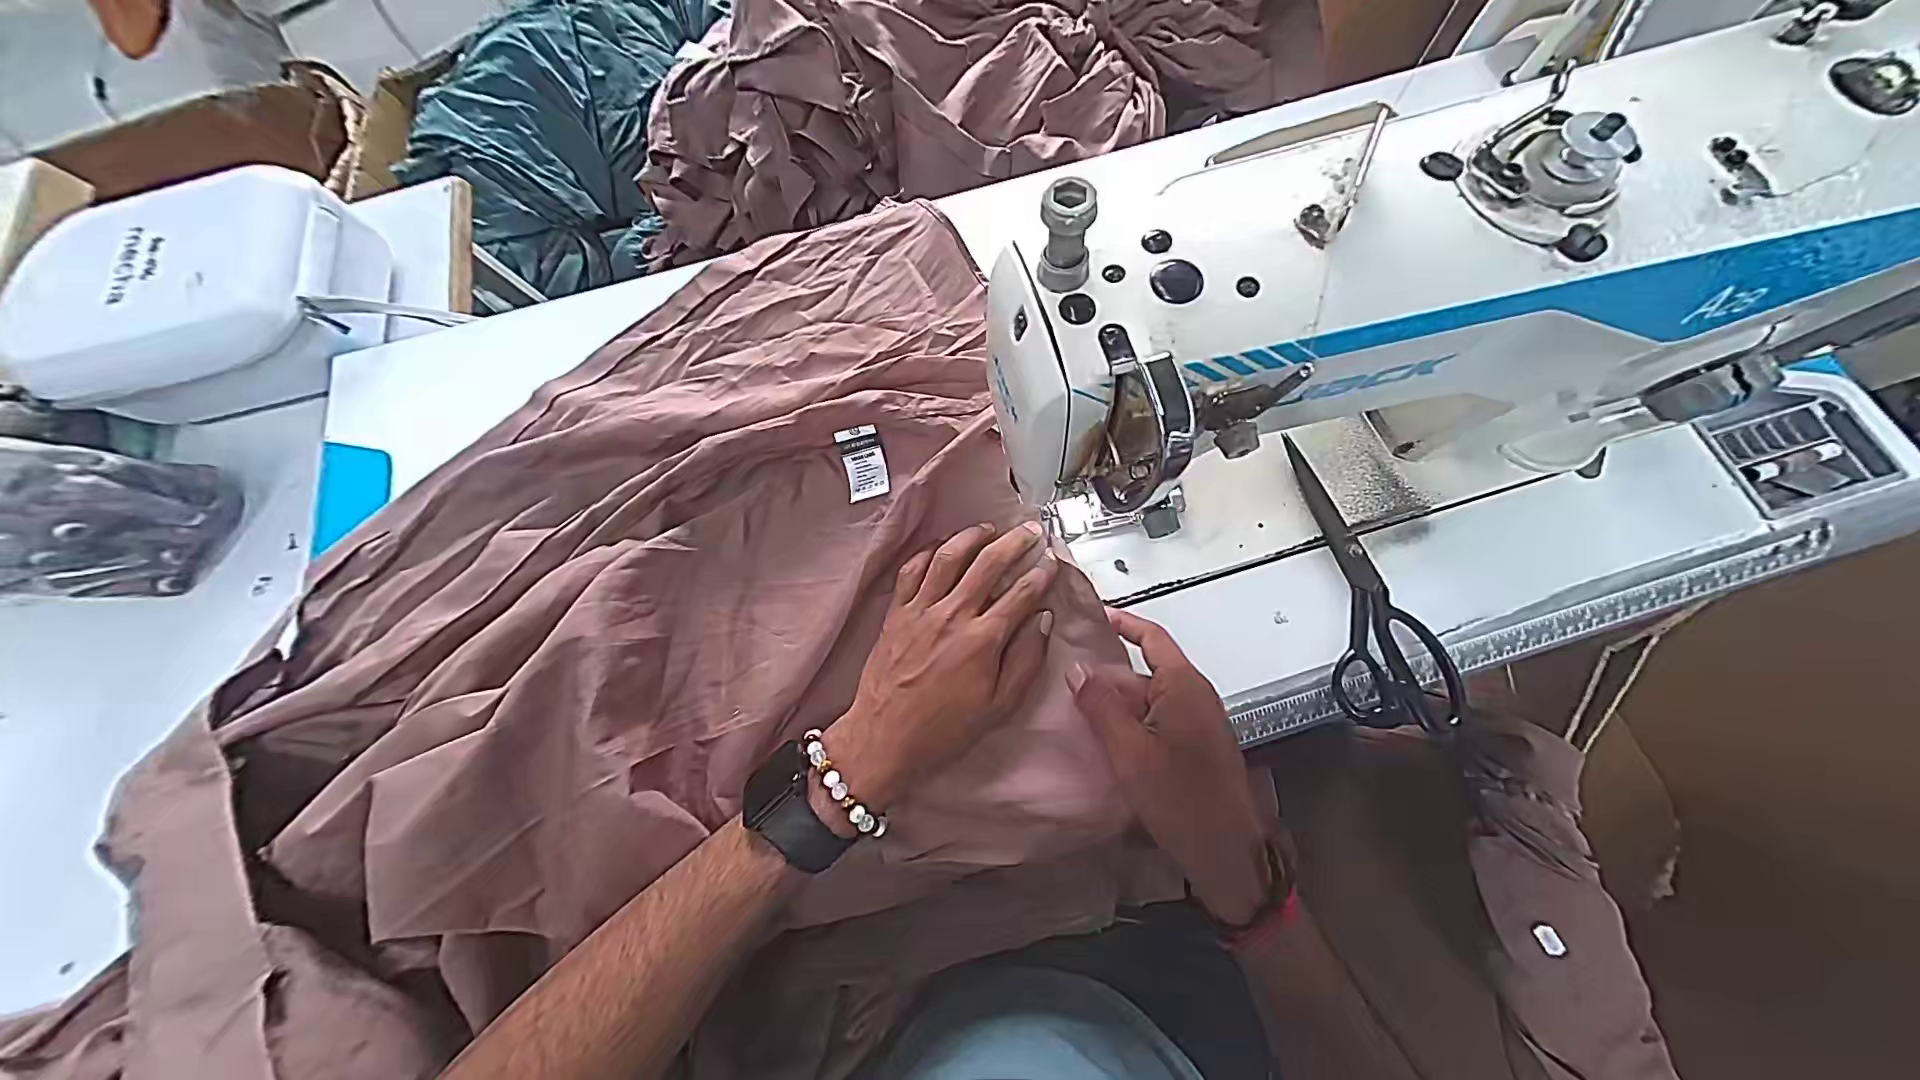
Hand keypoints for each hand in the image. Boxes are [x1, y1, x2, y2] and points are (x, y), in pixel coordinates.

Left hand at [816, 522, 1059, 826]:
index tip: (1050, 563)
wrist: (885, 736)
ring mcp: (920, 611)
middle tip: (1029, 531)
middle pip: (988, 564)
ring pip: (948, 557)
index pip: (1020, 593)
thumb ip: (1026, 661)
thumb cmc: (942, 728)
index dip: (1040, 574)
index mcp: (981, 641)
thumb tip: (1042, 622)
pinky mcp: (896, 613)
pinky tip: (940, 547)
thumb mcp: (998, 706)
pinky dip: (927, 553)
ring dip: (971, 537)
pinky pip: (911, 571)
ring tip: (988, 529)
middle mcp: (951, 616)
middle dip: (1014, 542)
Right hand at [1069, 609, 1272, 924]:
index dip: (1122, 622)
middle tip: (1067, 680)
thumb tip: (1077, 670)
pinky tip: (1106, 741)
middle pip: (1143, 670)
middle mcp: (1195, 695)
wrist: (1228, 855)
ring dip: (1116, 703)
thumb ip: (1100, 706)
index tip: (1094, 616)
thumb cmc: (1182, 800)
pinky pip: (1156, 720)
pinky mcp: (1196, 745)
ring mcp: (1198, 722)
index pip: (1151, 637)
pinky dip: (1130, 723)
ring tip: (1078, 712)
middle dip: (1107, 675)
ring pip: (1148, 699)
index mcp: (1183, 685)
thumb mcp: (1129, 752)